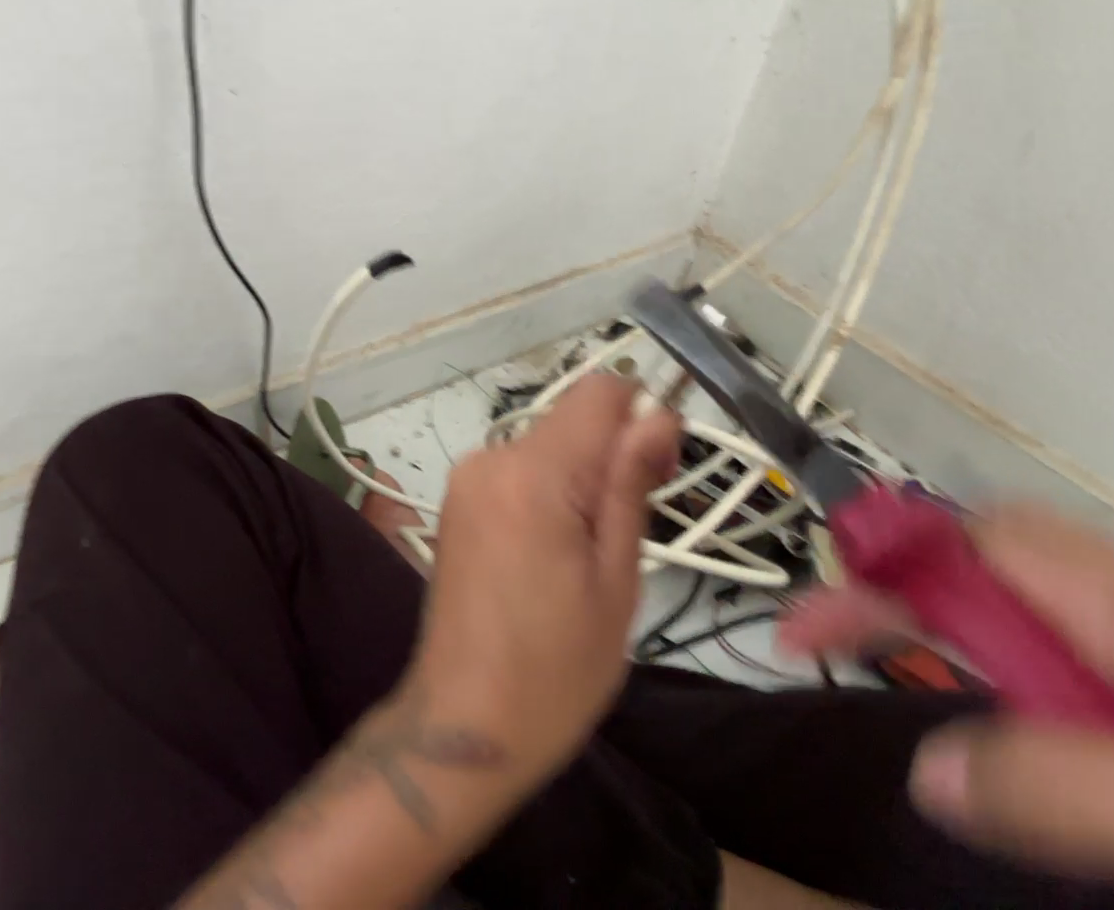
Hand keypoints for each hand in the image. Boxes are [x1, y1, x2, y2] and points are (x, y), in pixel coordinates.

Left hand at [409, 374, 678, 783]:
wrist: (464, 722)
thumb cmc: (555, 669)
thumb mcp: (616, 579)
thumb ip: (631, 485)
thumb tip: (657, 414)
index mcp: (533, 474)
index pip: (600, 390)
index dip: (642, 420)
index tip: (657, 476)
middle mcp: (489, 460)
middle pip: (573, 421)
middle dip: (611, 459)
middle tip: (620, 539)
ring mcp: (465, 481)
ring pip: (548, 448)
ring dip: (578, 483)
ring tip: (581, 560)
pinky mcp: (456, 504)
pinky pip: (518, 473)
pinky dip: (547, 496)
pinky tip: (549, 557)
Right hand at [782, 505, 1113, 909]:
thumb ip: (1080, 787)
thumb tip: (929, 768)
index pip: (980, 542)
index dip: (882, 561)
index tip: (807, 618)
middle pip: (989, 590)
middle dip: (897, 617)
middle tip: (823, 660)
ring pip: (1032, 664)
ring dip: (960, 690)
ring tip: (938, 753)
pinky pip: (1081, 722)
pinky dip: (1026, 746)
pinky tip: (1034, 794)